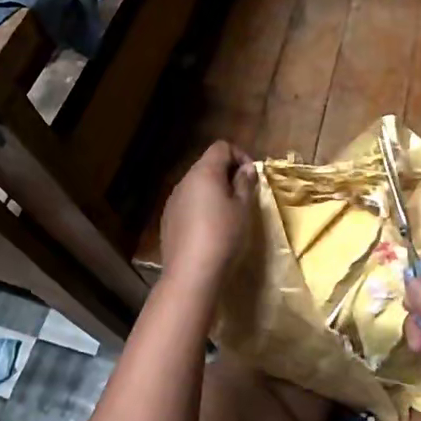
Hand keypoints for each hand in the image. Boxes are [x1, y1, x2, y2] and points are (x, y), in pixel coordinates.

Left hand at [160, 141, 256, 281]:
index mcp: (204, 173)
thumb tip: (246, 169)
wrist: (192, 273)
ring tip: (229, 213)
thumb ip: (245, 183)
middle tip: (245, 195)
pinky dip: (202, 206)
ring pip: (197, 185)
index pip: (221, 147)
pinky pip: (188, 203)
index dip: (240, 155)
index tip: (252, 177)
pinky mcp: (168, 219)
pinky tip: (211, 229)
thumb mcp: (243, 208)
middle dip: (228, 174)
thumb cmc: (224, 235)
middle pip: (207, 165)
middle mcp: (184, 181)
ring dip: (215, 191)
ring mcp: (173, 200)